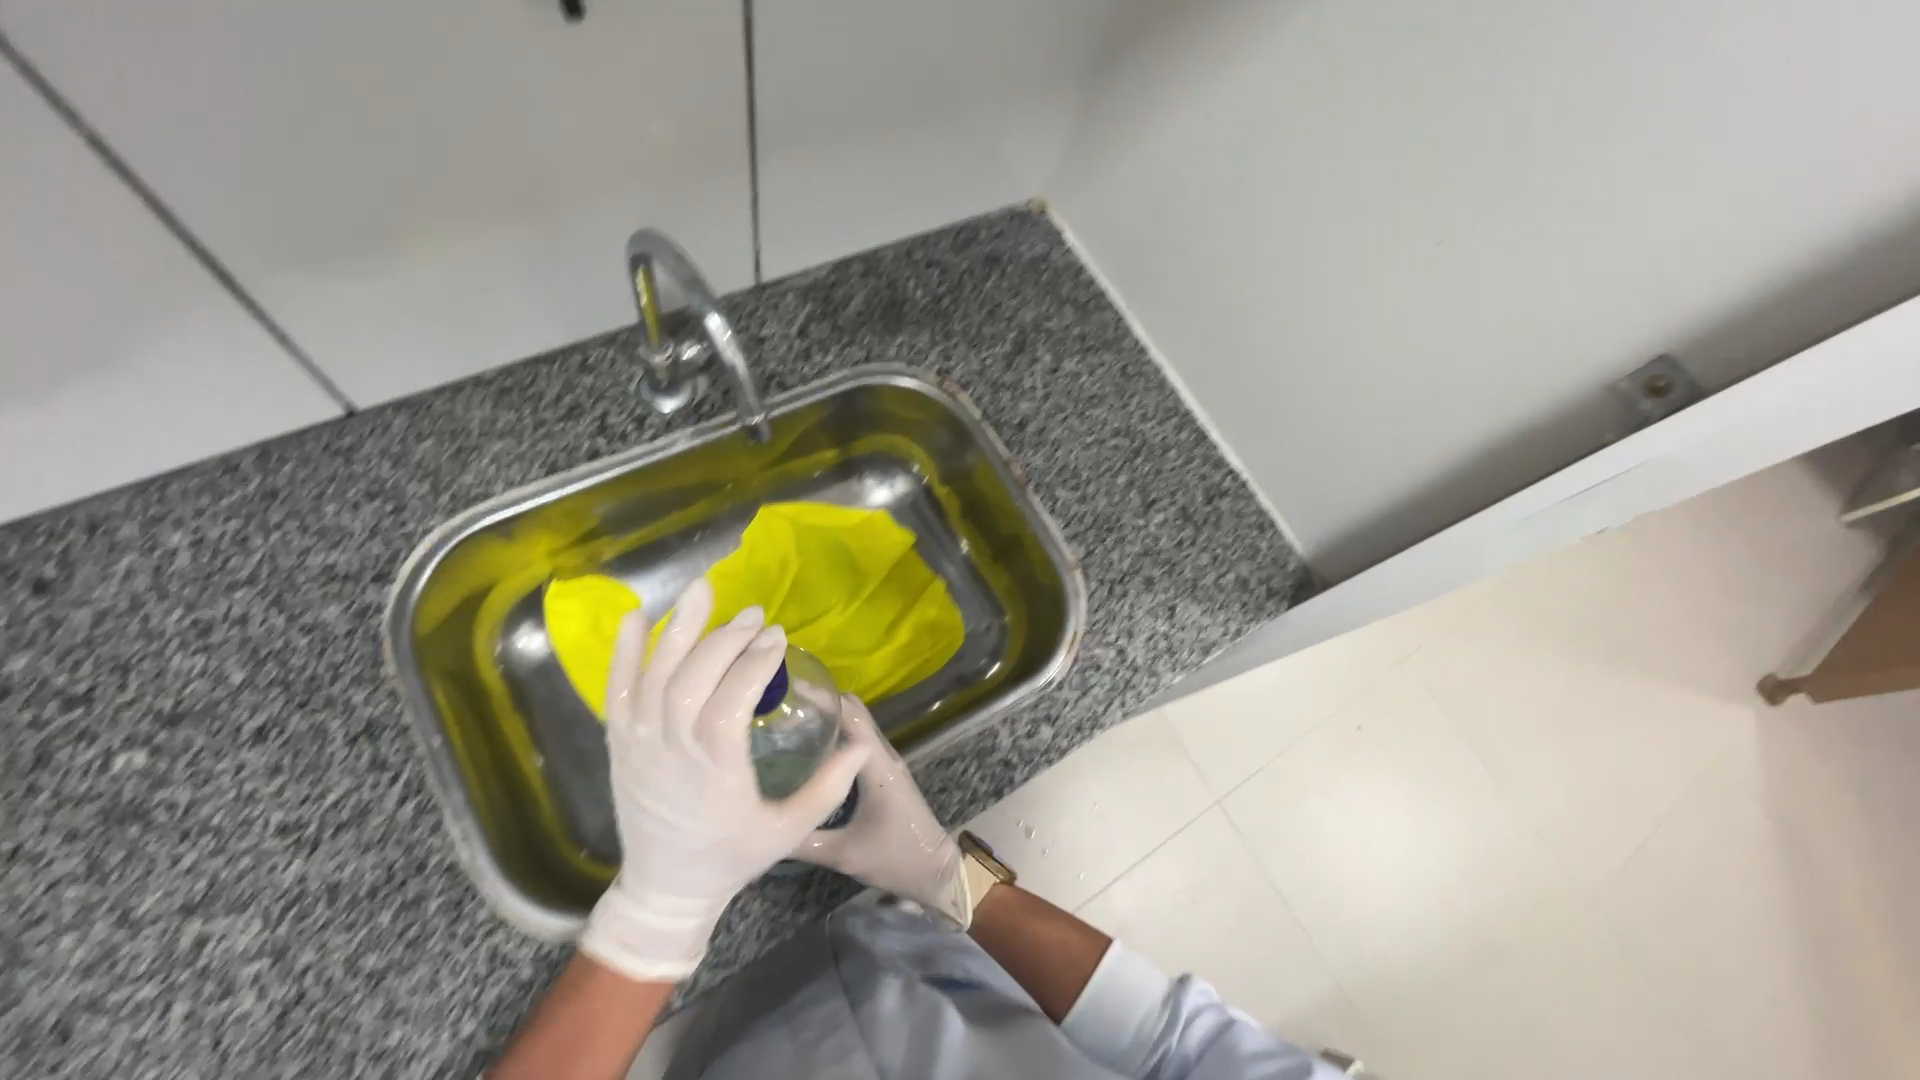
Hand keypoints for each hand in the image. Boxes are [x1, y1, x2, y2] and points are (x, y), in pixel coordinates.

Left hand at [578, 578, 870, 982]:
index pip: (733, 699)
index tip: (777, 636)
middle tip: (754, 614)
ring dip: (679, 629)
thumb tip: (864, 745)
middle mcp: (673, 748)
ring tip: (702, 591)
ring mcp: (640, 743)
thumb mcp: (789, 830)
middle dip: (726, 638)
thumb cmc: (731, 856)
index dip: (755, 663)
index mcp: (716, 768)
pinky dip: (623, 653)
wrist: (665, 888)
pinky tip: (634, 617)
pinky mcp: (619, 743)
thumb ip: (829, 787)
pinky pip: (617, 692)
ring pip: (656, 676)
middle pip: (694, 677)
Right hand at [791, 697, 968, 926]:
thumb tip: (761, 829)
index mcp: (877, 767)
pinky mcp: (885, 773)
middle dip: (821, 704)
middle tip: (781, 707)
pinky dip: (838, 735)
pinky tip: (810, 748)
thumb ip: (802, 840)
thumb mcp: (843, 855)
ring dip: (829, 718)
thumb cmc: (894, 859)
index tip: (788, 691)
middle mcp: (884, 756)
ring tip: (789, 722)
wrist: (935, 873)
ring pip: (857, 726)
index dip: (821, 699)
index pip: (850, 717)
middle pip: (853, 713)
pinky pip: (860, 742)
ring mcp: (887, 763)